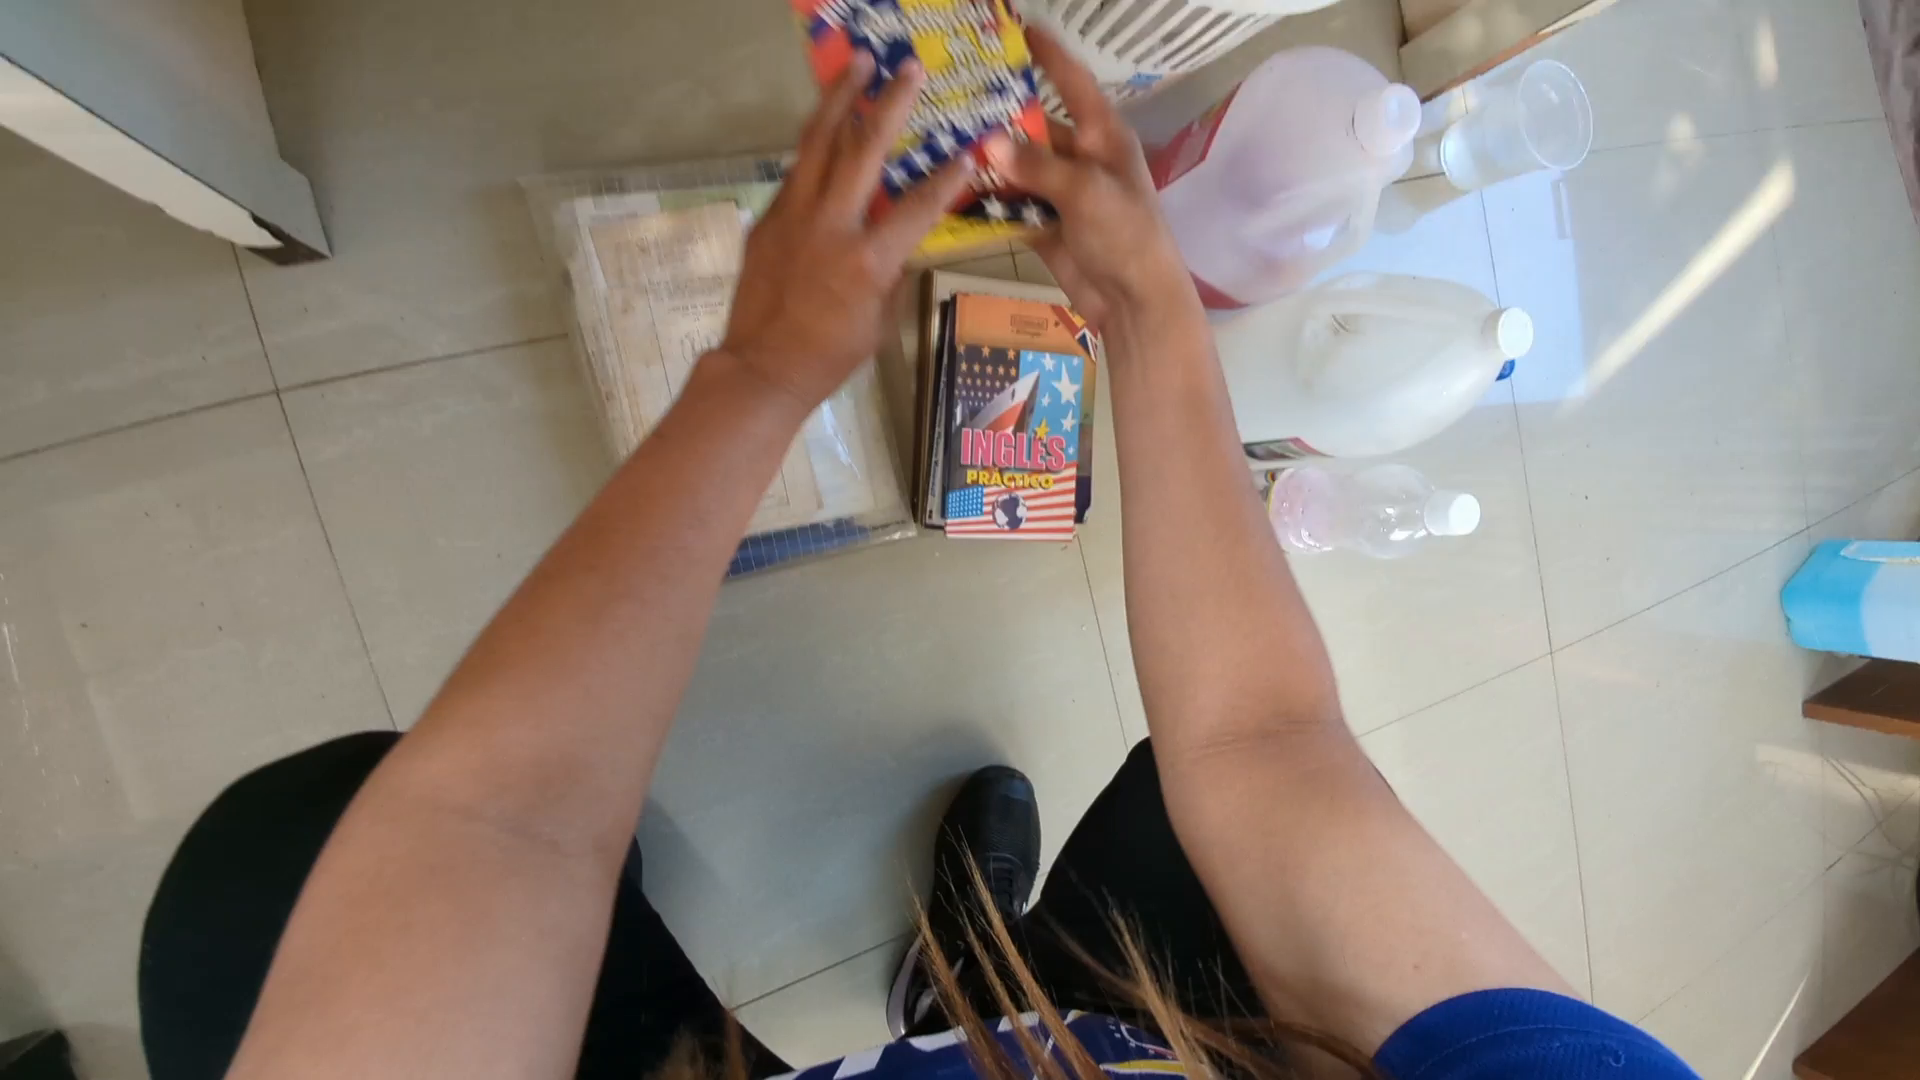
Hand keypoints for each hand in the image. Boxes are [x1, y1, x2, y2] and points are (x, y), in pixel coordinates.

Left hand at [719, 53, 975, 410]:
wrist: (764, 367)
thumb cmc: (831, 356)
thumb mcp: (878, 322)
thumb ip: (892, 276)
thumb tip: (901, 246)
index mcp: (869, 261)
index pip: (918, 208)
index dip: (946, 179)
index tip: (968, 151)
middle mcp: (832, 226)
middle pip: (864, 149)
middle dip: (890, 103)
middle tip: (908, 68)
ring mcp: (794, 217)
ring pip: (818, 143)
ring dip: (840, 99)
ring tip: (855, 65)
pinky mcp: (767, 220)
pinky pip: (796, 174)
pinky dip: (814, 149)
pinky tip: (825, 134)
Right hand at [982, 29, 1201, 337]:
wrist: (1132, 299)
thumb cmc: (1123, 233)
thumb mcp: (1084, 190)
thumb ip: (1036, 166)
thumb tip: (987, 142)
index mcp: (1102, 136)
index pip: (1073, 83)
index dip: (1049, 56)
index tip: (1019, 29)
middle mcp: (1081, 159)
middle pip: (1036, 128)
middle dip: (1001, 118)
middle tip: (957, 100)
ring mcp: (1063, 196)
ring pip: (1020, 171)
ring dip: (990, 164)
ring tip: (946, 145)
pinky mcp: (1047, 228)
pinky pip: (1014, 208)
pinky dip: (991, 205)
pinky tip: (958, 195)